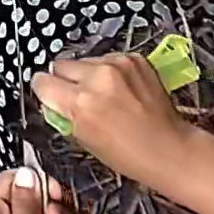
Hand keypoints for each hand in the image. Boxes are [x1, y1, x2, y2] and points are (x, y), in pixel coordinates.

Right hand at [30, 53, 213, 188]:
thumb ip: (63, 113)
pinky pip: (106, 59)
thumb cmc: (128, 154)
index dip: (44, 90)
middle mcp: (97, 78)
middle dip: (65, 80)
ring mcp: (118, 65)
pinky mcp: (133, 59)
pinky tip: (119, 90)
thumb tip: (51, 98)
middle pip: (60, 65)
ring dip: (87, 75)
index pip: (42, 81)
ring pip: (83, 61)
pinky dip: (108, 72)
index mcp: (80, 102)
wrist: (171, 149)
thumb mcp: (83, 139)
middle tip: (79, 98)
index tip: (49, 95)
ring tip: (104, 96)